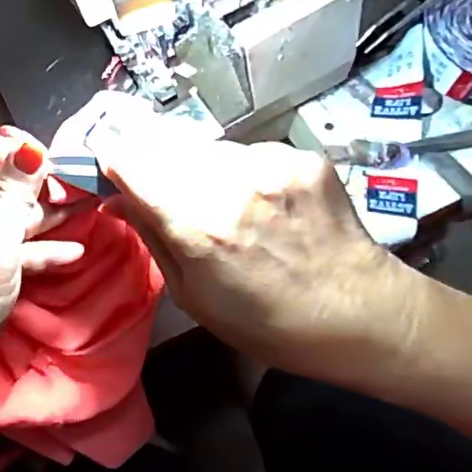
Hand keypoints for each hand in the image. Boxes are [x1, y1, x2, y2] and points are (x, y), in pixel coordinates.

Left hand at [0, 122, 85, 391]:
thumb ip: (14, 196)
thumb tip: (31, 149)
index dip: (9, 147)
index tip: (43, 168)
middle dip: (36, 179)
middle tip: (73, 192)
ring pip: (10, 208)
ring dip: (45, 210)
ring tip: (85, 208)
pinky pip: (12, 240)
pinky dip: (38, 244)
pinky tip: (72, 251)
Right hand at [104, 137, 416, 379]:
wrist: (360, 315)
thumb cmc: (269, 324)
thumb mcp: (194, 296)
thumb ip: (153, 237)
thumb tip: (117, 198)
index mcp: (199, 225)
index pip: (131, 160)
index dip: (115, 158)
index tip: (111, 163)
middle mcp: (232, 182)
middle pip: (168, 147)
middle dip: (159, 167)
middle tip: (174, 196)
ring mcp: (272, 164)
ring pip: (210, 149)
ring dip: (203, 169)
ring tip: (229, 207)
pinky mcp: (302, 157)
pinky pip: (251, 153)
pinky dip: (245, 172)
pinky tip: (266, 204)